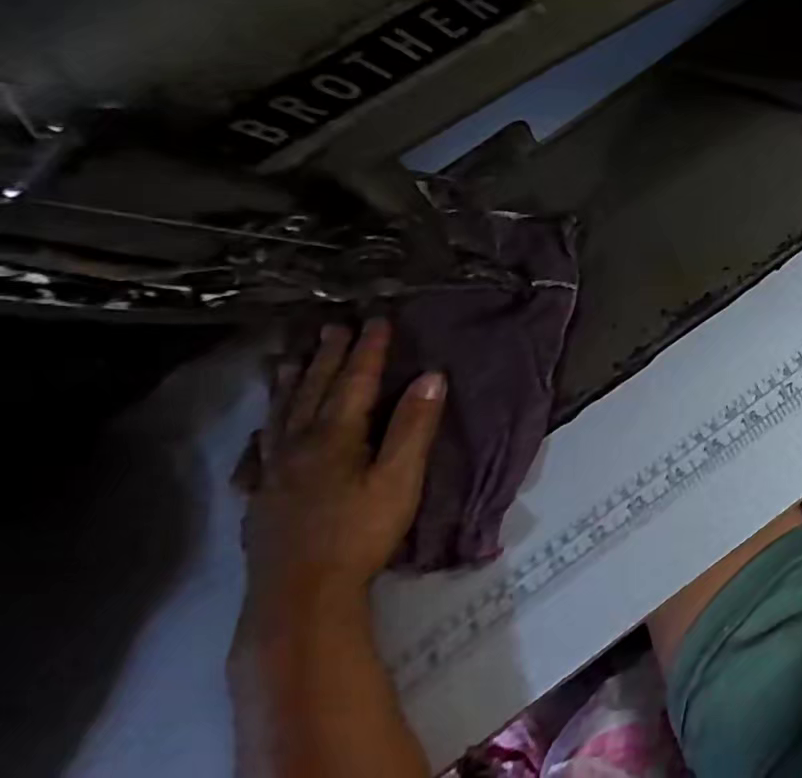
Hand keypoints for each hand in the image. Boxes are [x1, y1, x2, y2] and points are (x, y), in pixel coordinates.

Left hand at [233, 320, 445, 617]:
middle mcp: (297, 447)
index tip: (377, 320)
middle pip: (313, 392)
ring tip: (288, 358)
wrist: (302, 595)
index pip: (355, 383)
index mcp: (334, 438)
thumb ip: (414, 426)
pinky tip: (262, 433)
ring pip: (280, 417)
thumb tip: (431, 376)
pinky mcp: (261, 499)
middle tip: (331, 327)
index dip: (368, 351)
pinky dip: (262, 434)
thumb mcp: (401, 478)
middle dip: (327, 358)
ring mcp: (272, 474)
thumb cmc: (362, 532)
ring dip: (289, 385)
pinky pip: (257, 454)